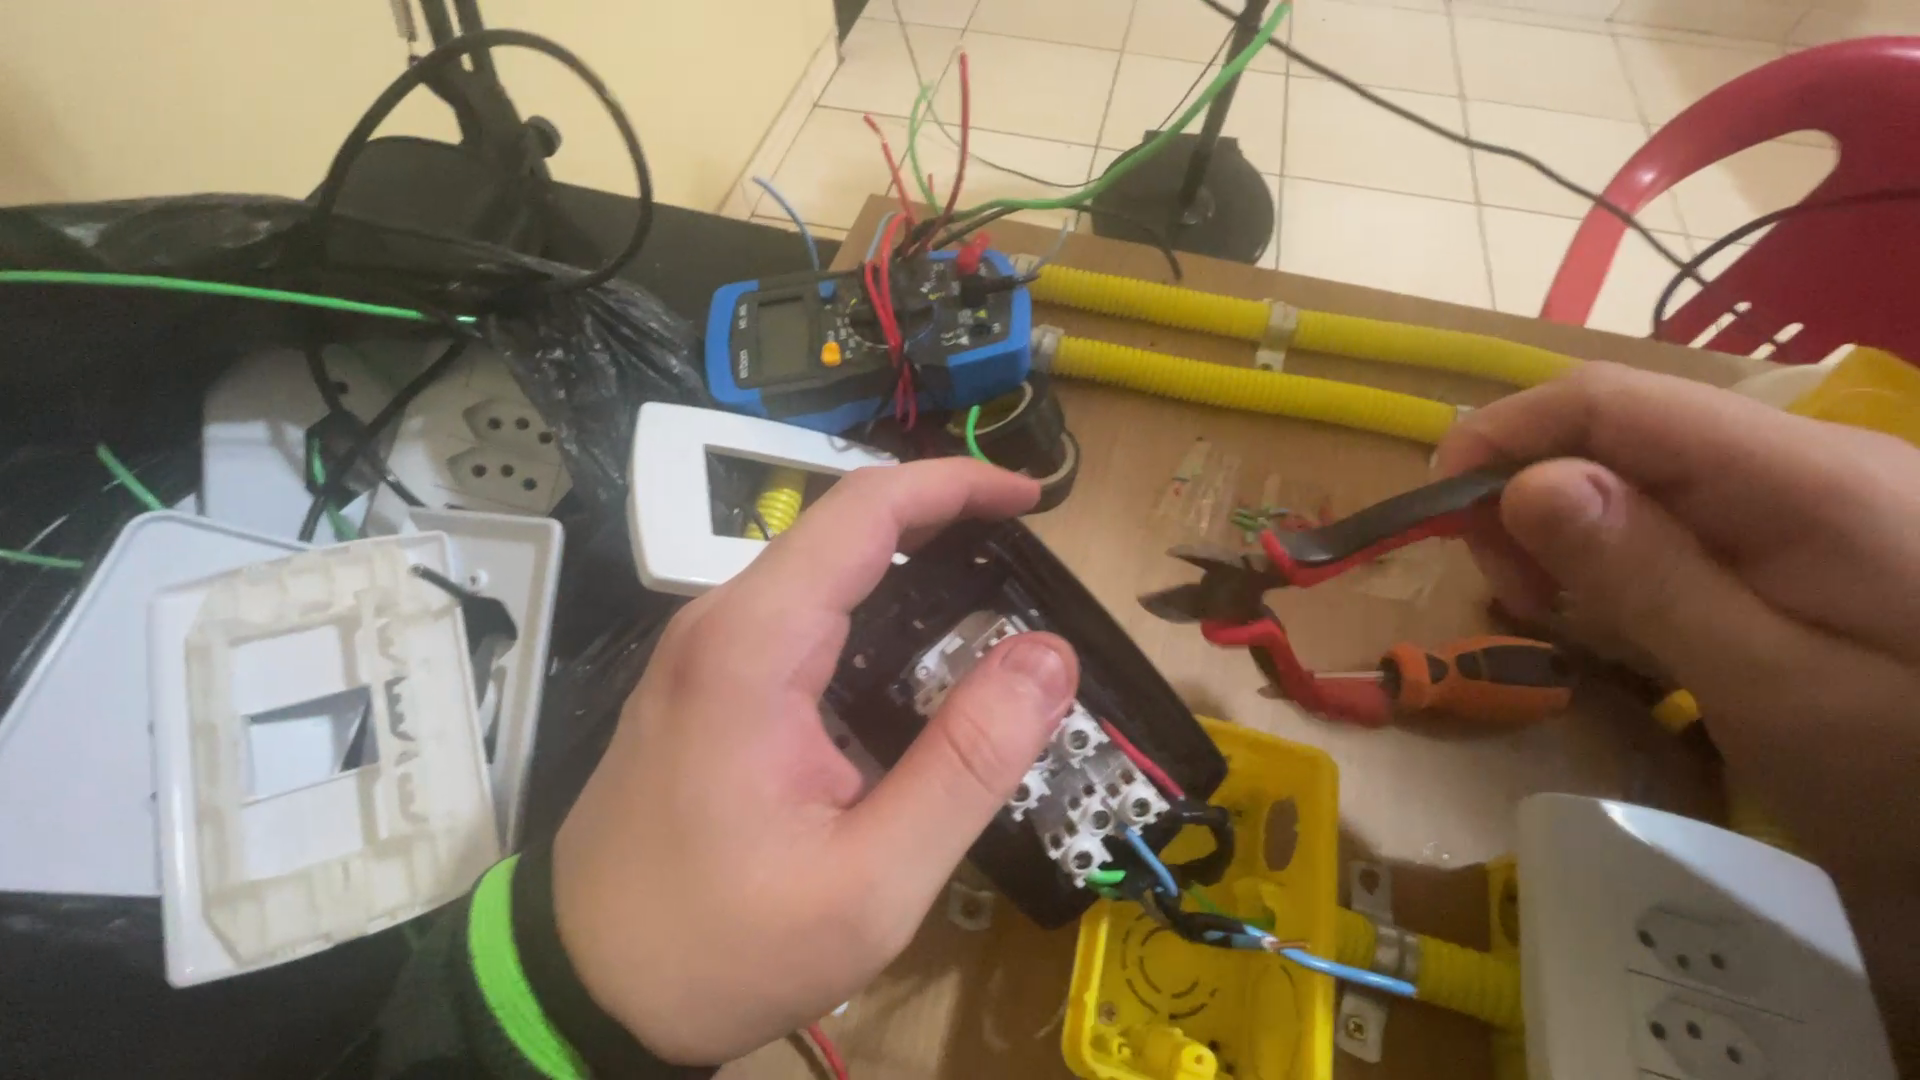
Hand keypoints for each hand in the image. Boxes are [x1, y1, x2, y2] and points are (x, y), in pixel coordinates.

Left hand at [550, 460, 1079, 1064]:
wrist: (587, 989)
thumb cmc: (724, 943)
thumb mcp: (872, 879)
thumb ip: (967, 763)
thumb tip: (1048, 657)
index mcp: (755, 643)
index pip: (865, 509)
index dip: (955, 484)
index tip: (1030, 498)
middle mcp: (722, 621)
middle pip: (843, 524)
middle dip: (942, 515)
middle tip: (1023, 544)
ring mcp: (707, 647)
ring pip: (821, 564)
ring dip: (909, 557)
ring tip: (989, 586)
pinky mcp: (708, 678)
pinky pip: (800, 608)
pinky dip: (872, 601)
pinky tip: (916, 643)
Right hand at [1437, 362, 1919, 880]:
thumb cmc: (1913, 769)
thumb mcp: (1766, 686)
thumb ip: (1646, 577)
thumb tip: (1524, 485)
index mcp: (1801, 480)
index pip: (1608, 399)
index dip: (1500, 434)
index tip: (1436, 514)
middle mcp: (1798, 457)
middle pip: (1606, 427)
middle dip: (1521, 497)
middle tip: (1512, 595)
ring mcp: (1799, 488)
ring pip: (1623, 467)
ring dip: (1555, 530)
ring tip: (1557, 611)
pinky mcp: (1792, 524)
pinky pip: (1660, 507)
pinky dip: (1602, 551)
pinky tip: (1617, 610)